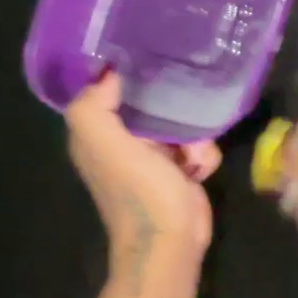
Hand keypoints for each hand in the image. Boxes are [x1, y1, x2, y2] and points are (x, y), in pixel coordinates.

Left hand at [65, 73, 222, 280]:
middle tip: (181, 109)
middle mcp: (122, 141)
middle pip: (150, 99)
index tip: (148, 53)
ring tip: (190, 155)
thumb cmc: (139, 193)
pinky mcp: (181, 167)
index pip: (106, 86)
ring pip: (181, 118)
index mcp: (96, 134)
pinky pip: (198, 141)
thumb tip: (109, 71)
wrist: (171, 243)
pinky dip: (203, 153)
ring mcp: (154, 155)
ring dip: (193, 135)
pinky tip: (199, 170)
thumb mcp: (108, 147)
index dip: (122, 69)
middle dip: (172, 104)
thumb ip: (94, 109)